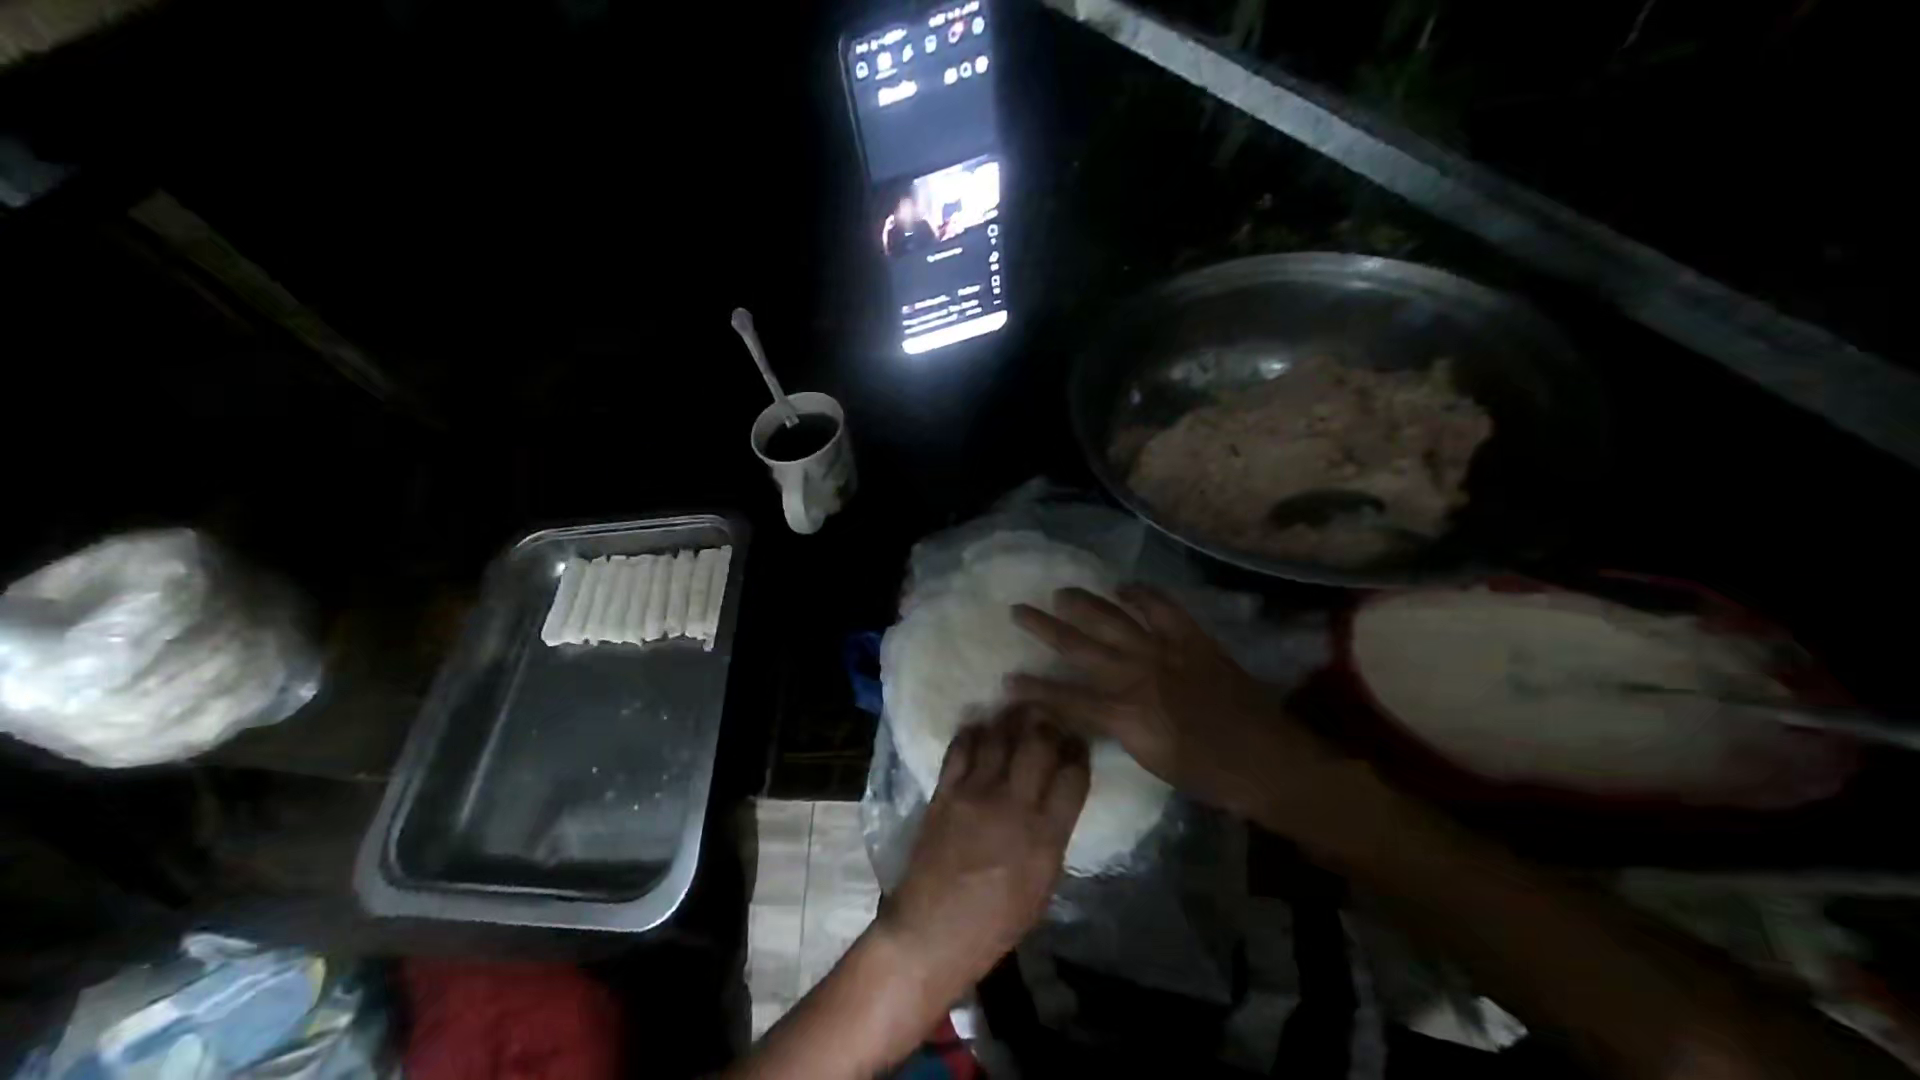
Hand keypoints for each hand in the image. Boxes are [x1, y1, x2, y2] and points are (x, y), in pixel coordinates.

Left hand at [875, 703, 1089, 997]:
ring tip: (1018, 713)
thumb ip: (1052, 836)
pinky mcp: (945, 791)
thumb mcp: (1042, 885)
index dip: (1079, 752)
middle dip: (1048, 723)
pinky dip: (974, 733)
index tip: (1078, 743)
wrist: (932, 931)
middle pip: (1038, 743)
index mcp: (1045, 835)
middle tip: (1049, 717)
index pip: (1073, 776)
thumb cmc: (995, 922)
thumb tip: (1055, 800)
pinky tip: (980, 730)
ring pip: (1000, 737)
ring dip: (1012, 720)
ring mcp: (976, 793)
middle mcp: (1013, 804)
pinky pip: (961, 748)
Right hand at [1009, 585, 1351, 825]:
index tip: (1008, 679)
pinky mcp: (1193, 639)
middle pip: (1080, 646)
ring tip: (1061, 592)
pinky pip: (1162, 607)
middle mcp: (1138, 675)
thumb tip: (1088, 708)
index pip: (1067, 697)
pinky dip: (1142, 594)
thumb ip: (1115, 727)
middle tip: (1019, 610)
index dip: (1035, 689)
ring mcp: (1166, 651)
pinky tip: (1124, 586)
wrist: (1266, 760)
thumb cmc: (1205, 773)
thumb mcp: (1148, 758)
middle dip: (1045, 628)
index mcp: (1125, 714)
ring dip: (1084, 604)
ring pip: (1114, 619)